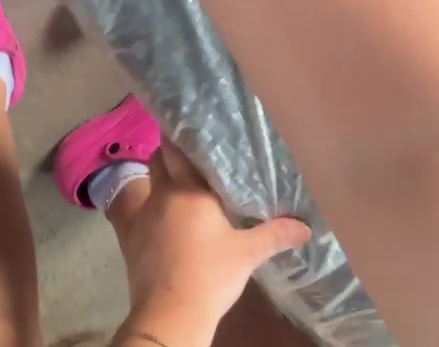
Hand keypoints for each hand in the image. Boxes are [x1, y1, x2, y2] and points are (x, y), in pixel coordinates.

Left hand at [116, 145, 311, 341]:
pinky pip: (141, 211)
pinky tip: (165, 220)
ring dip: (160, 180)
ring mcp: (144, 214)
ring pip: (148, 184)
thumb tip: (306, 226)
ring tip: (180, 187)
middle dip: (168, 155)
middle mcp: (162, 193)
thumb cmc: (210, 274)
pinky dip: (151, 209)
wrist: (171, 312)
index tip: (188, 126)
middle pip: (158, 160)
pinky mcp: (132, 236)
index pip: (176, 148)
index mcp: (189, 188)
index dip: (179, 135)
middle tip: (188, 156)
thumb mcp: (247, 254)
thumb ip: (275, 234)